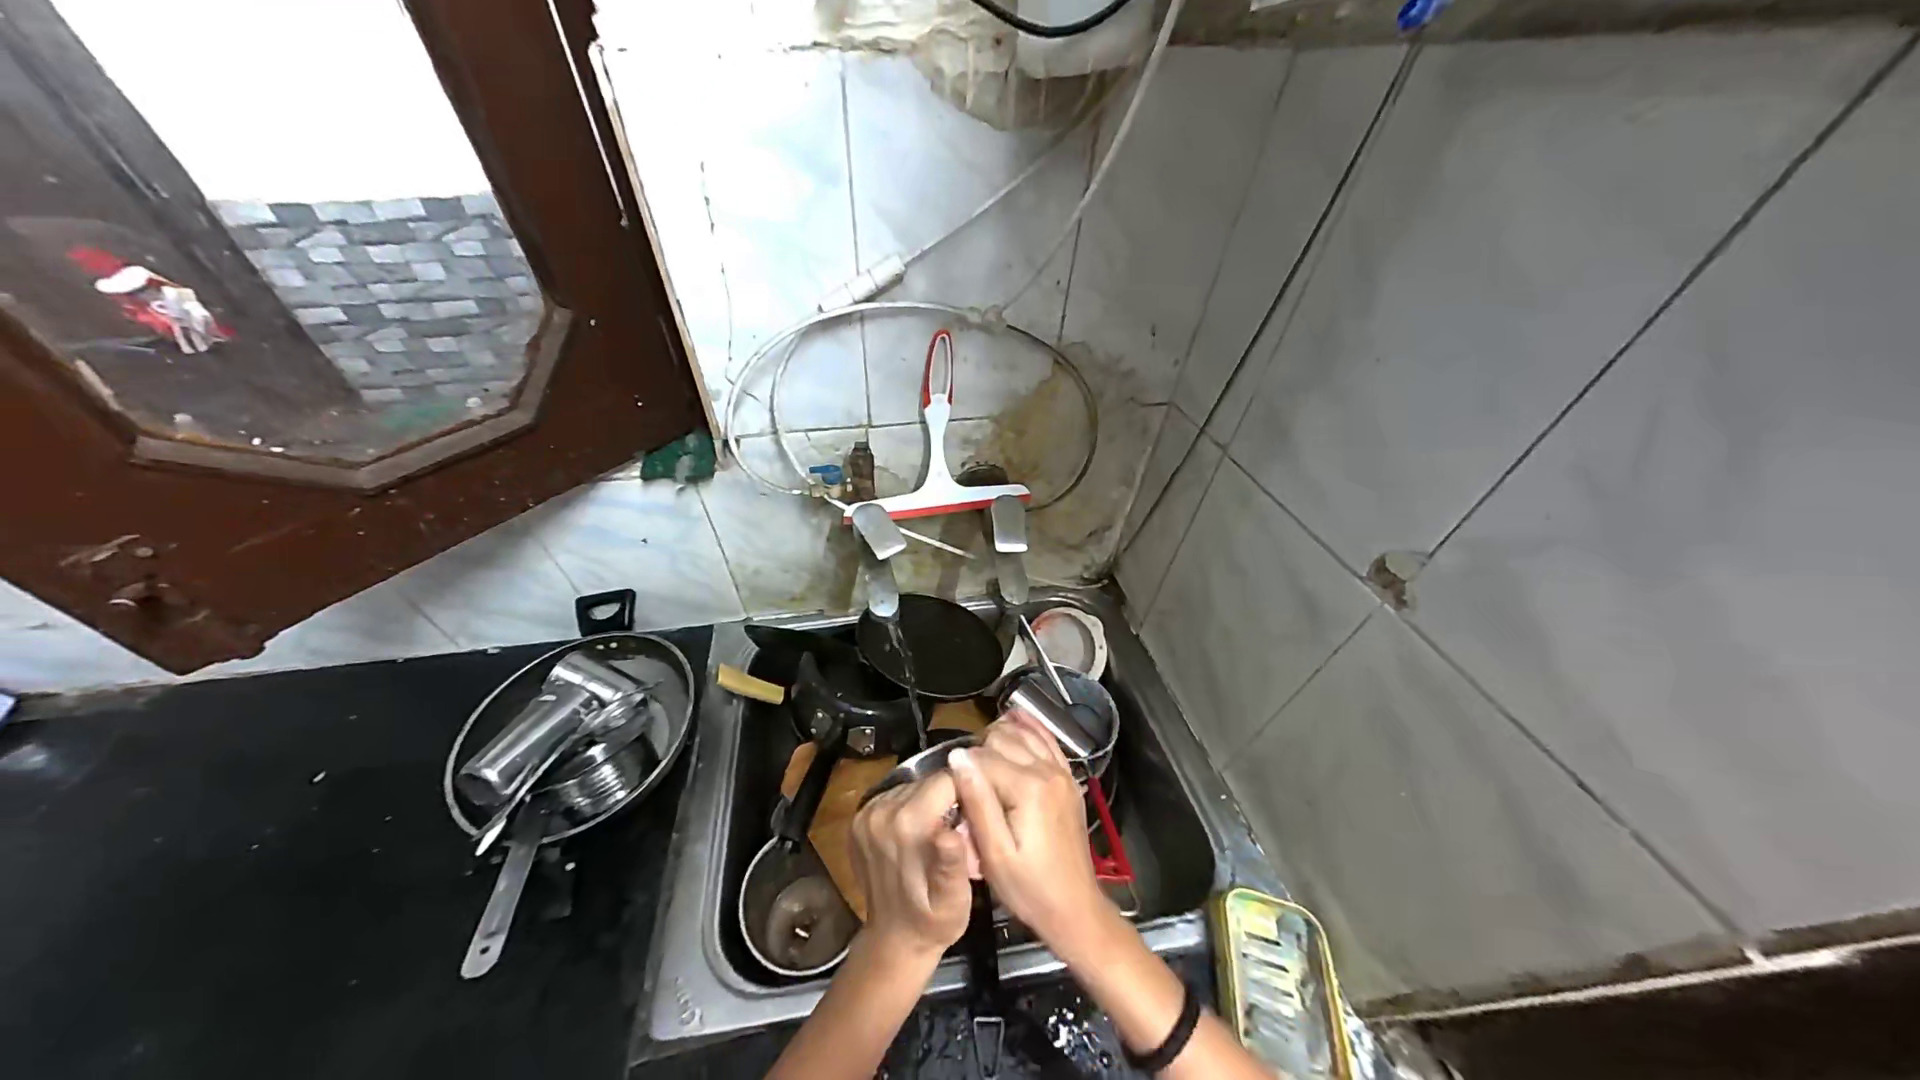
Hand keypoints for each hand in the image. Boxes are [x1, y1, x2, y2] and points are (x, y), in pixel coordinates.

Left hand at [849, 770, 972, 962]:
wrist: (894, 940)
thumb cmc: (934, 921)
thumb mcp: (954, 900)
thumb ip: (953, 864)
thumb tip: (950, 832)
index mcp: (907, 825)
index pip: (947, 780)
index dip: (967, 791)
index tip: (977, 811)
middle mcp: (881, 811)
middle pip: (928, 782)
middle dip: (948, 798)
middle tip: (960, 826)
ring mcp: (866, 814)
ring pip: (912, 786)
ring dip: (929, 802)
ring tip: (940, 830)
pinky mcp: (859, 818)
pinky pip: (895, 796)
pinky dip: (910, 807)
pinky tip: (918, 833)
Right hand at [949, 715, 1110, 959]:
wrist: (1074, 909)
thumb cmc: (1029, 888)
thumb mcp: (994, 853)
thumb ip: (977, 801)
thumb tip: (957, 756)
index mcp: (1029, 788)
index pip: (982, 758)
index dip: (960, 769)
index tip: (950, 790)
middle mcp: (1048, 771)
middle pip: (1003, 739)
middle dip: (979, 752)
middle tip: (964, 781)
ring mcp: (1062, 773)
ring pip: (1024, 734)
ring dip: (1000, 737)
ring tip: (980, 757)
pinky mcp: (1068, 779)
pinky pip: (1048, 740)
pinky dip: (1030, 727)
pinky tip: (1015, 718)